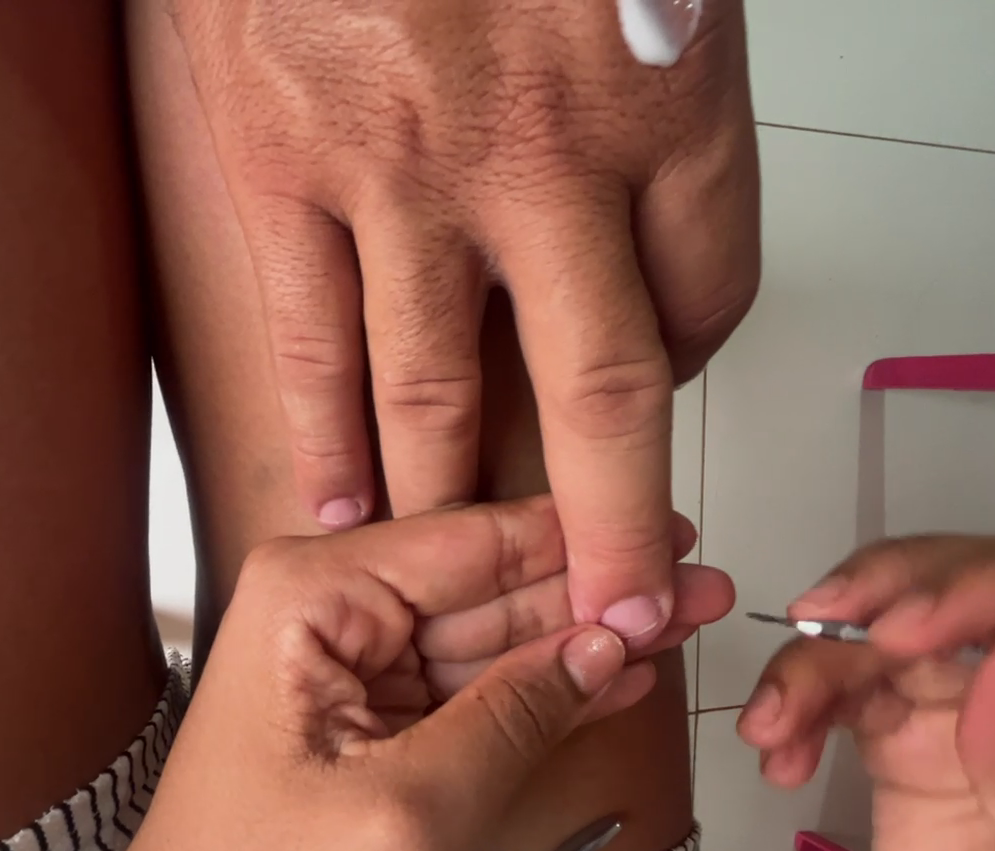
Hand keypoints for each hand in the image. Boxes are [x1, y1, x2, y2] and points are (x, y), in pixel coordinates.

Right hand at [166, 0, 759, 646]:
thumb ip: (665, 104)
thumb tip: (647, 260)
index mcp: (658, 90)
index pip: (706, 293)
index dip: (687, 369)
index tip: (657, 400)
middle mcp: (538, 156)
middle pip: (599, 392)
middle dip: (610, 527)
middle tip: (618, 616)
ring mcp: (402, 177)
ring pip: (440, 391)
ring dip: (454, 505)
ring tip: (459, 582)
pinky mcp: (289, 176)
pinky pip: (318, 343)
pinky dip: (328, 439)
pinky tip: (340, 505)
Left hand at [295, 508, 733, 850]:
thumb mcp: (406, 809)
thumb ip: (511, 719)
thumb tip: (598, 651)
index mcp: (312, 592)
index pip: (468, 542)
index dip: (575, 545)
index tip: (662, 543)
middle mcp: (329, 602)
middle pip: (486, 584)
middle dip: (589, 595)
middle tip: (689, 591)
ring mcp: (352, 651)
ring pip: (487, 634)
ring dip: (575, 642)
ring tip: (669, 632)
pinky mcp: (372, 698)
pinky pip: (467, 682)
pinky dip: (534, 689)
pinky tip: (605, 680)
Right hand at [739, 534, 994, 850]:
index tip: (907, 626)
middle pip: (986, 587)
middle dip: (893, 590)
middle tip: (817, 621)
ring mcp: (987, 713)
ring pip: (893, 631)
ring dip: (817, 659)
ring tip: (770, 725)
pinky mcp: (911, 737)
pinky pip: (844, 687)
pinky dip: (797, 704)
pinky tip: (776, 752)